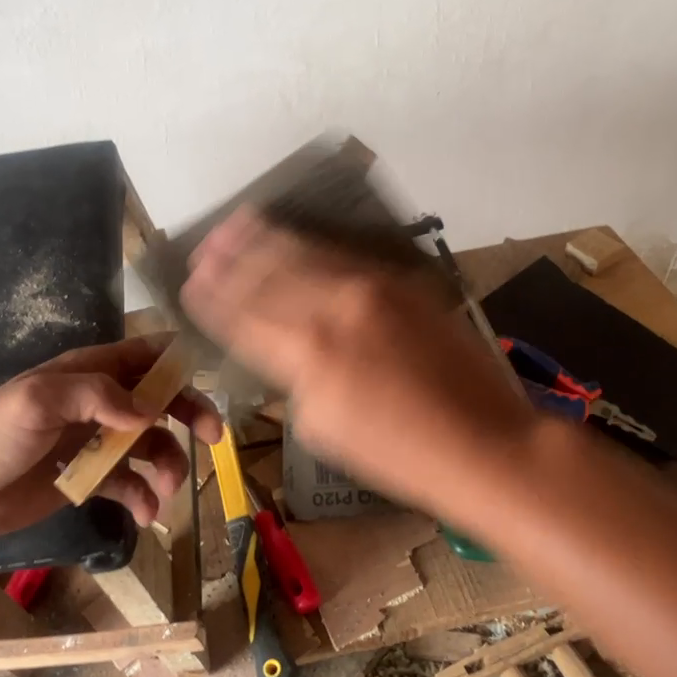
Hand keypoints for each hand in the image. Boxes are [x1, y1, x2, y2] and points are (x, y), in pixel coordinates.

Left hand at [0, 335, 222, 540]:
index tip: (208, 377)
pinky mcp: (88, 478)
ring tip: (164, 491)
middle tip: (212, 435)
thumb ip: (94, 395)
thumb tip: (149, 410)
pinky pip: (129, 483)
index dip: (177, 361)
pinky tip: (145, 515)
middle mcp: (98, 402)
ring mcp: (94, 441)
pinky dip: (144, 496)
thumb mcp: (37, 401)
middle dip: (189, 413)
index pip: (143, 353)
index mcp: (87, 371)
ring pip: (150, 445)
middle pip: (158, 400)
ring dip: (167, 464)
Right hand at [181, 209, 529, 507]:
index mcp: (307, 354)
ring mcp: (371, 288)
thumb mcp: (324, 429)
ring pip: (304, 253)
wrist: (485, 442)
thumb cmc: (401, 455)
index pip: (243, 315)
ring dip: (264, 238)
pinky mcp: (403, 282)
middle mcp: (334, 309)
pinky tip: (294, 233)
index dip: (212, 298)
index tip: (191, 285)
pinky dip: (311, 241)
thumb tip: (278, 354)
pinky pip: (345, 253)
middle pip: (268, 274)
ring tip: (235, 221)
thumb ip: (291, 381)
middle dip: (230, 259)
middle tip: (204, 247)